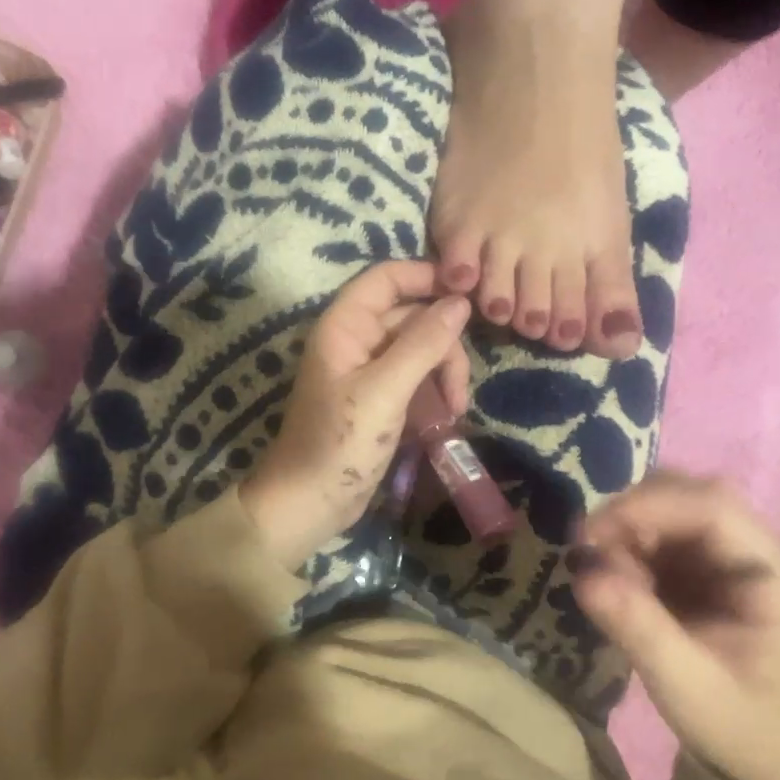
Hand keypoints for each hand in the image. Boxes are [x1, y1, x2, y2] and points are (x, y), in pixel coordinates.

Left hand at [239, 261, 471, 570]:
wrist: (309, 503)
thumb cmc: (340, 443)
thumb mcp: (385, 391)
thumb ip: (422, 344)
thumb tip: (459, 301)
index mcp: (343, 326)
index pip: (386, 278)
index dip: (426, 277)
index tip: (470, 294)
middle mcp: (354, 341)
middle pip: (410, 316)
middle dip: (443, 342)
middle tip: (459, 385)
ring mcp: (366, 372)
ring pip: (418, 350)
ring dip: (443, 372)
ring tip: (455, 409)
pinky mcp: (377, 401)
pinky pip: (414, 379)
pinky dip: (433, 392)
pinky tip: (447, 418)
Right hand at [572, 473, 779, 779]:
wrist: (767, 762)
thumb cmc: (736, 726)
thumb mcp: (684, 685)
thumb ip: (638, 627)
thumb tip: (583, 571)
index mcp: (776, 578)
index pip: (714, 508)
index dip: (648, 507)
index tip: (592, 535)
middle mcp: (760, 553)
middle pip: (693, 495)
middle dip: (634, 513)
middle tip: (589, 550)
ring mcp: (734, 557)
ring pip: (673, 506)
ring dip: (629, 528)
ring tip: (605, 572)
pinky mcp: (708, 566)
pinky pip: (662, 531)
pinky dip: (630, 544)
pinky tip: (618, 579)